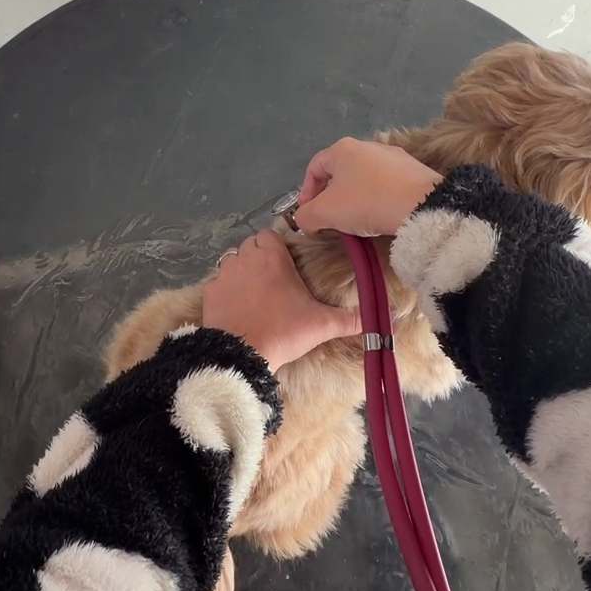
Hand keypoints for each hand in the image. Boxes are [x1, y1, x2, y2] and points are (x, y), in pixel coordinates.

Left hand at [202, 230, 358, 366]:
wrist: (241, 355)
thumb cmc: (283, 332)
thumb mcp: (322, 325)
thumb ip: (351, 319)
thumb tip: (381, 323)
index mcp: (272, 256)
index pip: (271, 234)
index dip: (277, 246)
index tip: (286, 263)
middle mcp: (246, 258)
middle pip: (251, 245)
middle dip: (261, 256)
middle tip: (274, 280)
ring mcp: (224, 274)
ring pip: (233, 260)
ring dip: (242, 270)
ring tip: (255, 292)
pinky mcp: (209, 292)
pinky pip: (219, 282)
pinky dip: (226, 290)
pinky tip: (237, 307)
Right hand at [293, 137, 442, 237]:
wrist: (422, 206)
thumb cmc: (366, 202)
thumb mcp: (325, 213)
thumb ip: (306, 216)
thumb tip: (303, 219)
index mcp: (343, 149)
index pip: (314, 167)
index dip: (306, 192)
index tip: (307, 214)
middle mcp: (367, 145)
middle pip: (339, 172)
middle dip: (330, 197)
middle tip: (330, 219)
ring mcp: (393, 156)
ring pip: (363, 178)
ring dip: (354, 198)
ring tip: (356, 220)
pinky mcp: (414, 170)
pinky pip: (386, 184)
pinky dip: (377, 198)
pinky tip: (381, 215)